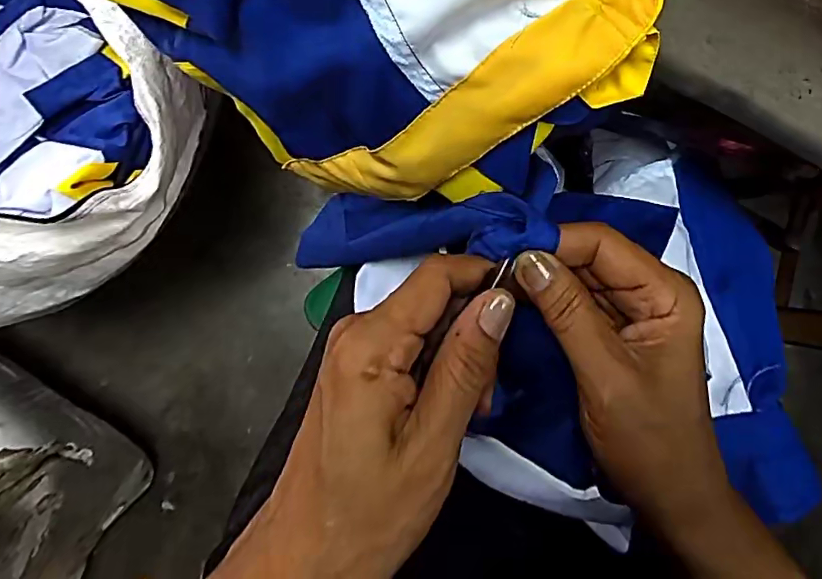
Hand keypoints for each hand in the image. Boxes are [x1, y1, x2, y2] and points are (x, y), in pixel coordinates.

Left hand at [211, 255, 514, 578]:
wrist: (301, 567)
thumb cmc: (362, 520)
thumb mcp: (433, 443)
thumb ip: (469, 363)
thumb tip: (500, 299)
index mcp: (370, 345)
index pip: (439, 272)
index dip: (486, 275)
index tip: (520, 300)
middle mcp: (356, 333)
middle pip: (437, 293)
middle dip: (475, 324)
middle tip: (489, 382)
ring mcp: (353, 348)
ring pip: (430, 316)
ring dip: (461, 348)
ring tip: (470, 403)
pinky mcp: (357, 364)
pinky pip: (414, 338)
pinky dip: (441, 361)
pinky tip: (446, 404)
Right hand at [517, 224, 801, 577]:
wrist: (671, 497)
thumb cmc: (649, 440)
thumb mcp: (605, 375)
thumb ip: (568, 313)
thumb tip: (528, 259)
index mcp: (667, 291)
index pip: (607, 245)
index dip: (558, 241)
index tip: (508, 248)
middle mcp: (654, 289)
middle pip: (594, 258)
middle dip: (547, 259)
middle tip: (495, 264)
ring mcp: (637, 309)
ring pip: (584, 278)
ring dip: (545, 279)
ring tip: (499, 279)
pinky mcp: (620, 330)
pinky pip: (582, 303)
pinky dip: (552, 302)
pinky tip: (520, 301)